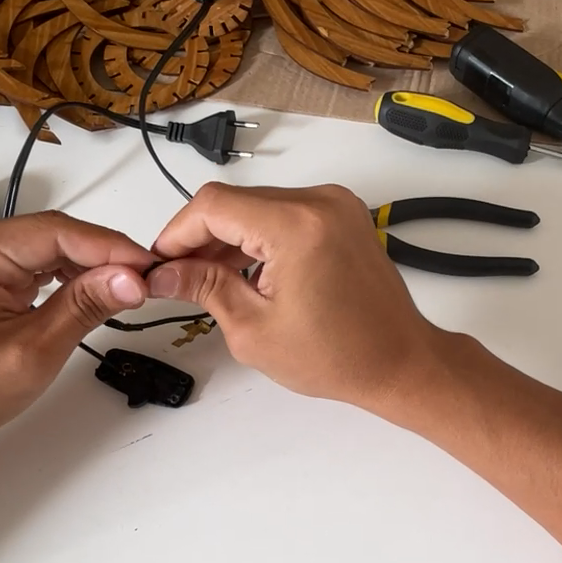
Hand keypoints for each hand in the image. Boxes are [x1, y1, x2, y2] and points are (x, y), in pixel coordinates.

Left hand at [0, 211, 152, 453]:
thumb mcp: (30, 353)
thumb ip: (84, 307)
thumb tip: (131, 278)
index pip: (55, 232)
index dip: (110, 247)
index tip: (150, 267)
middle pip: (49, 236)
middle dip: (100, 257)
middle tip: (143, 282)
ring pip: (41, 249)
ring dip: (83, 268)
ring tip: (122, 290)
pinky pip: (25, 264)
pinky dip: (59, 278)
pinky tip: (86, 293)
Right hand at [146, 183, 449, 410]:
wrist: (400, 361)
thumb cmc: (341, 355)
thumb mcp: (254, 328)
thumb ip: (204, 288)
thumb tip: (164, 272)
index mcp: (297, 226)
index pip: (214, 205)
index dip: (177, 233)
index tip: (161, 263)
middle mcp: (321, 203)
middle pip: (236, 202)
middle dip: (201, 237)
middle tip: (179, 277)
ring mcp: (337, 206)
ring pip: (259, 206)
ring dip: (230, 238)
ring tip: (211, 280)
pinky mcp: (344, 216)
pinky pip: (286, 214)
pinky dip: (260, 237)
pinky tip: (247, 271)